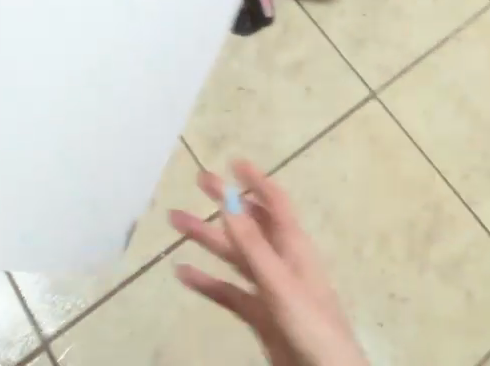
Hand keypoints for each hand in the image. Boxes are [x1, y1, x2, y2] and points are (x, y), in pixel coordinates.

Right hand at [168, 160, 367, 365]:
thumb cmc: (314, 329)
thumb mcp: (281, 285)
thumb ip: (253, 245)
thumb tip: (226, 201)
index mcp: (294, 249)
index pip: (275, 204)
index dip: (256, 181)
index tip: (233, 161)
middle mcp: (282, 263)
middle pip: (250, 224)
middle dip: (225, 201)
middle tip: (199, 179)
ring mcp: (270, 290)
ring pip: (234, 255)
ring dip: (207, 237)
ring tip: (175, 220)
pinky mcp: (261, 316)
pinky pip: (228, 291)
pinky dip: (206, 281)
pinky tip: (182, 272)